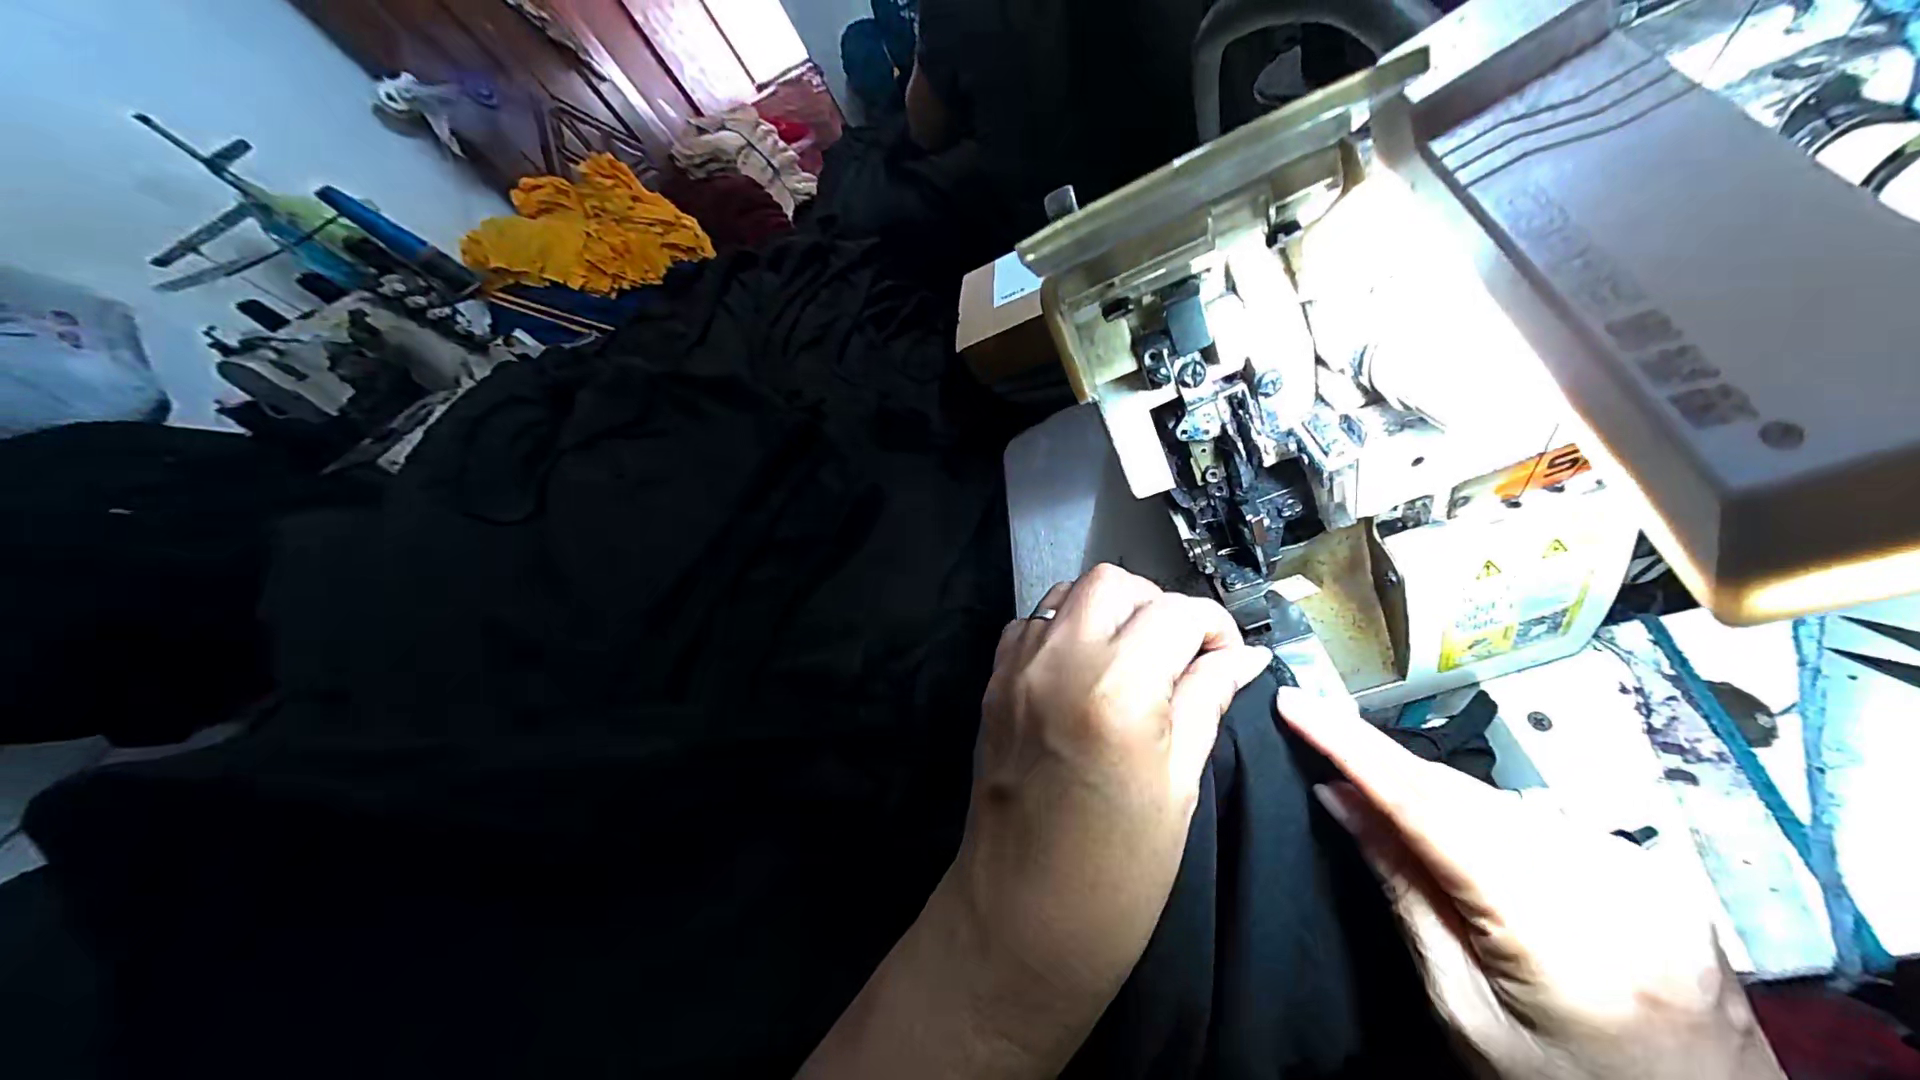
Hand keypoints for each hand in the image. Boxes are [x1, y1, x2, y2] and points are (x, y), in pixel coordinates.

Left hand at [951, 564, 1271, 1023]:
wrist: (1019, 916)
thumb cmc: (1117, 872)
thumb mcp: (1179, 786)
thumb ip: (1205, 702)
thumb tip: (1241, 658)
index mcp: (1115, 690)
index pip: (1174, 613)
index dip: (1213, 625)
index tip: (1226, 653)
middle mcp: (1057, 661)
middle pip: (1113, 583)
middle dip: (1157, 605)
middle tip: (1180, 652)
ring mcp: (1016, 668)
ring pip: (1067, 593)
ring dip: (1110, 610)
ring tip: (1135, 657)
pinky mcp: (992, 683)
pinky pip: (1032, 624)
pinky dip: (1065, 628)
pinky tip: (1086, 668)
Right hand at [1277, 687, 1785, 1079]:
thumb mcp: (1461, 1007)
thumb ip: (1403, 890)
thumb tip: (1339, 797)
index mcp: (1560, 934)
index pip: (1428, 808)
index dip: (1352, 747)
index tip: (1295, 704)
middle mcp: (1612, 883)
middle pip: (1461, 792)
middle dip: (1381, 763)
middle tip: (1314, 738)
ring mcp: (1641, 869)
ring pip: (1492, 794)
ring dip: (1425, 786)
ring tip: (1375, 794)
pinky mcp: (1650, 866)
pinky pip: (1531, 813)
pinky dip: (1474, 808)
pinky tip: (1453, 830)